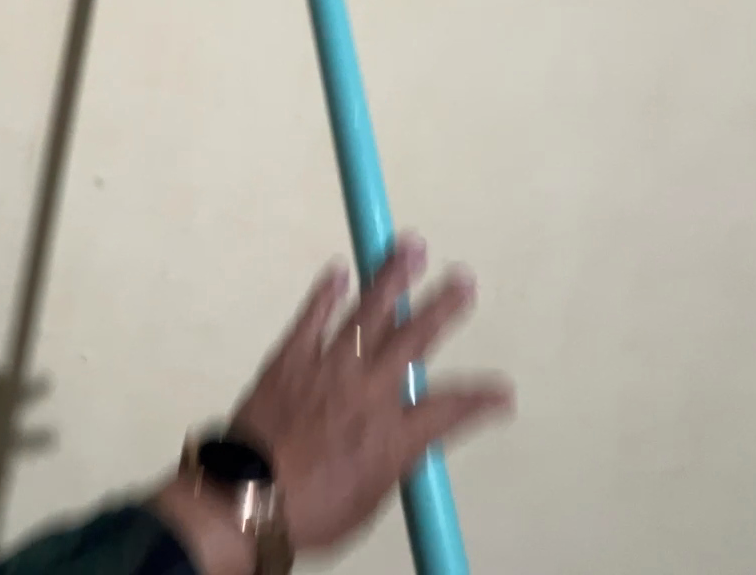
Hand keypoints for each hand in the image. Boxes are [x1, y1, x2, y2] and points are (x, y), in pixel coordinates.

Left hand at [237, 232, 512, 554]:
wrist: (253, 494)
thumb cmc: (315, 509)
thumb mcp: (374, 497)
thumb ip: (393, 458)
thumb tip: (402, 438)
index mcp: (396, 436)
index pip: (452, 408)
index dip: (481, 399)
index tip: (503, 390)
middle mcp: (368, 393)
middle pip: (413, 340)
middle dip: (441, 307)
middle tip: (462, 278)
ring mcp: (328, 368)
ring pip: (367, 314)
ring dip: (390, 279)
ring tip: (409, 246)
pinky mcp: (290, 357)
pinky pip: (312, 317)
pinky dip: (326, 292)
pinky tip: (339, 270)